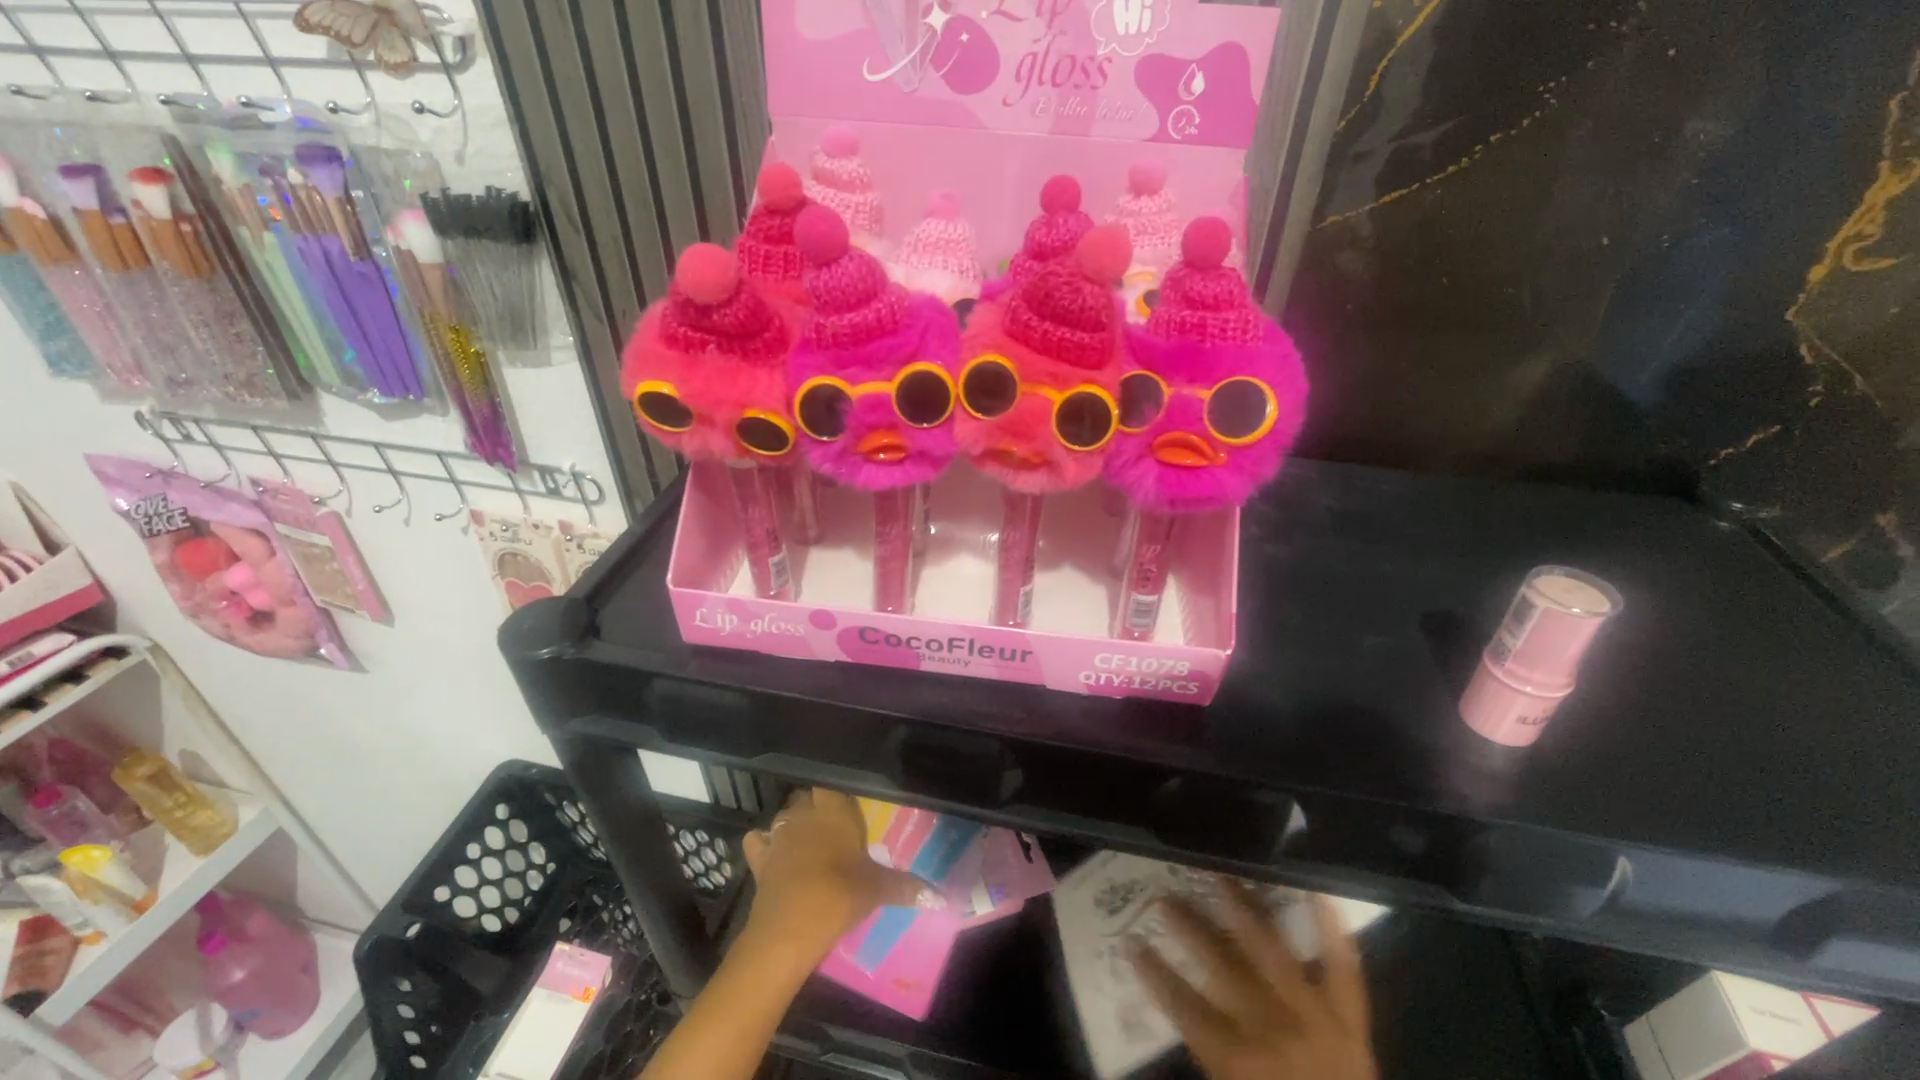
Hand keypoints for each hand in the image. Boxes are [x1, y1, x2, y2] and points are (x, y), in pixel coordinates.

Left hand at [741, 789, 937, 966]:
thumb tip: (940, 897)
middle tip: (834, 822)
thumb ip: (906, 887)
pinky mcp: (760, 859)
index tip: (848, 798)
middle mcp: (804, 815)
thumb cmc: (840, 896)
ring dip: (792, 822)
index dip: (838, 789)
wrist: (790, 929)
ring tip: (807, 838)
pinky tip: (772, 852)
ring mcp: (778, 836)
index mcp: (834, 812)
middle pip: (807, 795)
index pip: (832, 783)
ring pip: (783, 815)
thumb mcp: (879, 890)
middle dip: (817, 803)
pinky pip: (758, 840)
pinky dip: (763, 842)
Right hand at [1128, 880, 1375, 1079]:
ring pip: (1271, 951)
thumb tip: (1186, 1009)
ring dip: (1244, 911)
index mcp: (1236, 1058)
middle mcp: (1269, 1026)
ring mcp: (1312, 1015)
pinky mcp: (1349, 1015)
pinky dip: (1331, 929)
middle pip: (1221, 965)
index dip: (1153, 973)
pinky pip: (1342, 966)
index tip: (1130, 942)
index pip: (1182, 1006)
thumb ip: (1212, 1053)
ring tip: (1222, 877)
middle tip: (1166, 896)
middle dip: (1190, 928)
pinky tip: (1316, 891)